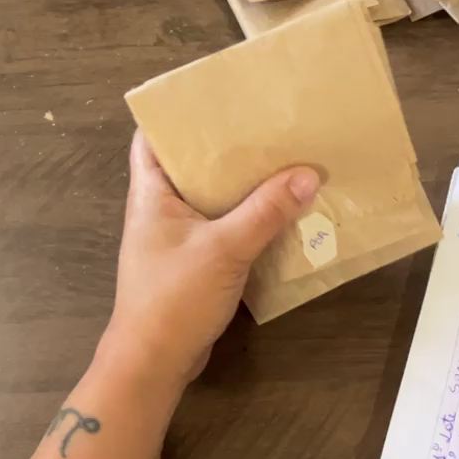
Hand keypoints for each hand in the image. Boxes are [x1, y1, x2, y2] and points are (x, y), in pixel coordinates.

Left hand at [101, 132, 319, 387]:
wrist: (155, 362)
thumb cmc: (174, 298)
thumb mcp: (225, 249)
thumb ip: (266, 212)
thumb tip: (308, 175)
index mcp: (151, 193)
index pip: (153, 136)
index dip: (180, 113)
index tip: (220, 96)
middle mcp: (160, 209)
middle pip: (192, 164)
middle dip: (227, 148)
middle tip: (267, 126)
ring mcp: (177, 237)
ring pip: (212, 199)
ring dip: (243, 186)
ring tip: (283, 162)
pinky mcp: (195, 263)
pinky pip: (224, 228)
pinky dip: (248, 219)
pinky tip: (280, 213)